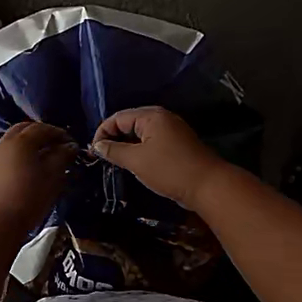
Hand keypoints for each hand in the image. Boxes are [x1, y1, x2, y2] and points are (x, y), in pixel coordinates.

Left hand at [0, 121, 76, 230]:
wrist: (2, 221)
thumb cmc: (31, 196)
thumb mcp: (54, 175)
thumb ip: (63, 156)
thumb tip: (71, 146)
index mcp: (22, 141)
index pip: (43, 128)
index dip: (59, 133)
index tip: (72, 143)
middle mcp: (6, 142)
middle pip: (26, 129)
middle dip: (43, 133)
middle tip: (58, 144)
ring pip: (16, 139)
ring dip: (31, 142)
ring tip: (47, 155)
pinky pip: (10, 150)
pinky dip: (22, 151)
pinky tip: (32, 164)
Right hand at [91, 107, 233, 209]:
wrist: (207, 185)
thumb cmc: (169, 170)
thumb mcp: (137, 161)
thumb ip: (114, 151)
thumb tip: (97, 146)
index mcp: (151, 116)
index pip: (118, 117)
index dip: (102, 133)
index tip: (93, 152)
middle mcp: (162, 118)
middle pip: (130, 123)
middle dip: (114, 139)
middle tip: (103, 159)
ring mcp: (172, 131)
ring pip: (142, 134)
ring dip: (128, 146)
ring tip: (117, 163)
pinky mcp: (178, 144)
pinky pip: (153, 142)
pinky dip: (141, 151)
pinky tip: (137, 165)